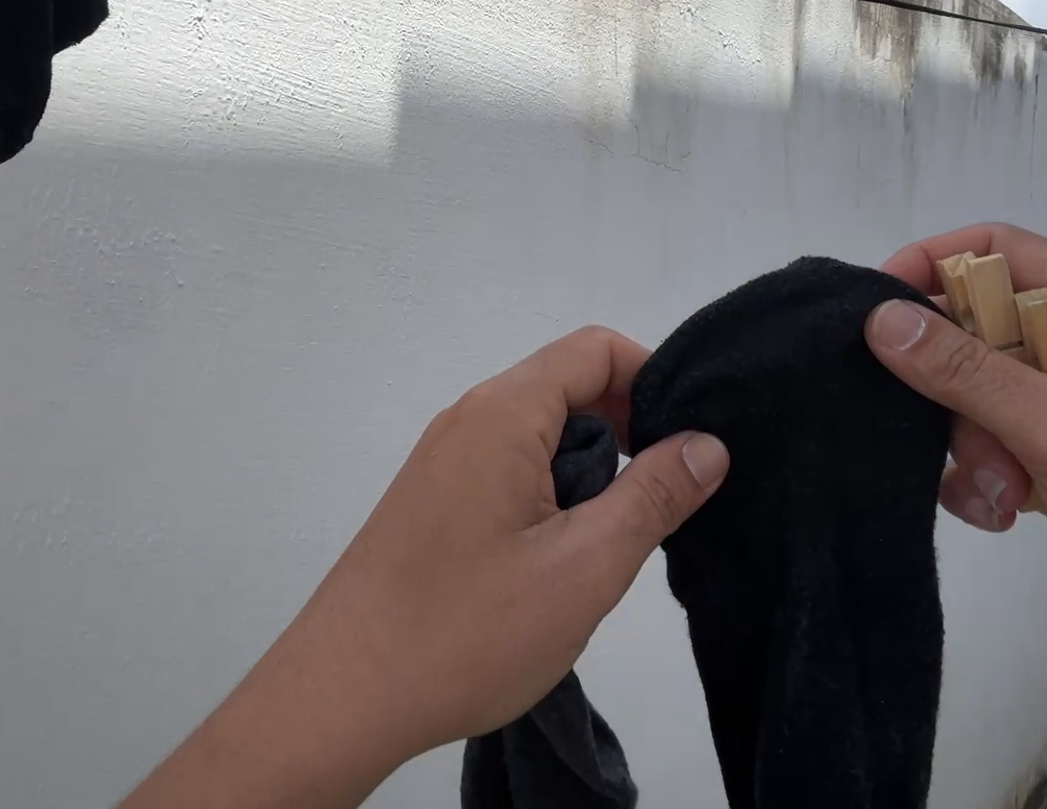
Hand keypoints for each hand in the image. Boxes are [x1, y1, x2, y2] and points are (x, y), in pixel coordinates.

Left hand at [122, 327, 728, 808]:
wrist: (340, 696)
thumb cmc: (468, 628)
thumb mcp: (584, 566)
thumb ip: (653, 495)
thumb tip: (707, 443)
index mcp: (504, 412)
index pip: (595, 349)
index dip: (653, 376)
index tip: (692, 434)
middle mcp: (469, 417)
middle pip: (567, 384)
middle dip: (627, 424)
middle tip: (662, 494)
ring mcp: (445, 457)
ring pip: (539, 429)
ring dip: (588, 464)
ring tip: (612, 532)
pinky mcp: (434, 496)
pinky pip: (508, 463)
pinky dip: (551, 486)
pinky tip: (561, 550)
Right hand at [865, 223, 1046, 808]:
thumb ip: (970, 374)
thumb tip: (880, 315)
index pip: (998, 253)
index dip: (932, 265)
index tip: (874, 310)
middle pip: (973, 332)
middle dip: (946, 385)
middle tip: (945, 432)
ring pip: (974, 400)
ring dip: (965, 445)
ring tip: (996, 492)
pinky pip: (991, 450)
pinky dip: (980, 480)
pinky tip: (1000, 514)